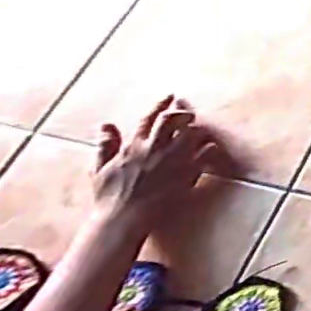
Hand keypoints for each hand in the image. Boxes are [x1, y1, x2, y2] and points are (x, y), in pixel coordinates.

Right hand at [91, 96, 219, 234]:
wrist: (125, 215)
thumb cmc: (110, 194)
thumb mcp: (100, 168)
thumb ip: (105, 145)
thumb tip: (104, 125)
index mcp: (133, 147)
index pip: (148, 119)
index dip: (160, 105)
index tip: (170, 95)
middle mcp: (155, 149)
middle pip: (174, 121)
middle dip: (183, 113)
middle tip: (188, 112)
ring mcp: (174, 159)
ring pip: (193, 134)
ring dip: (197, 130)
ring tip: (198, 130)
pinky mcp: (189, 170)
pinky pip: (207, 153)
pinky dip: (209, 148)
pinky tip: (210, 147)